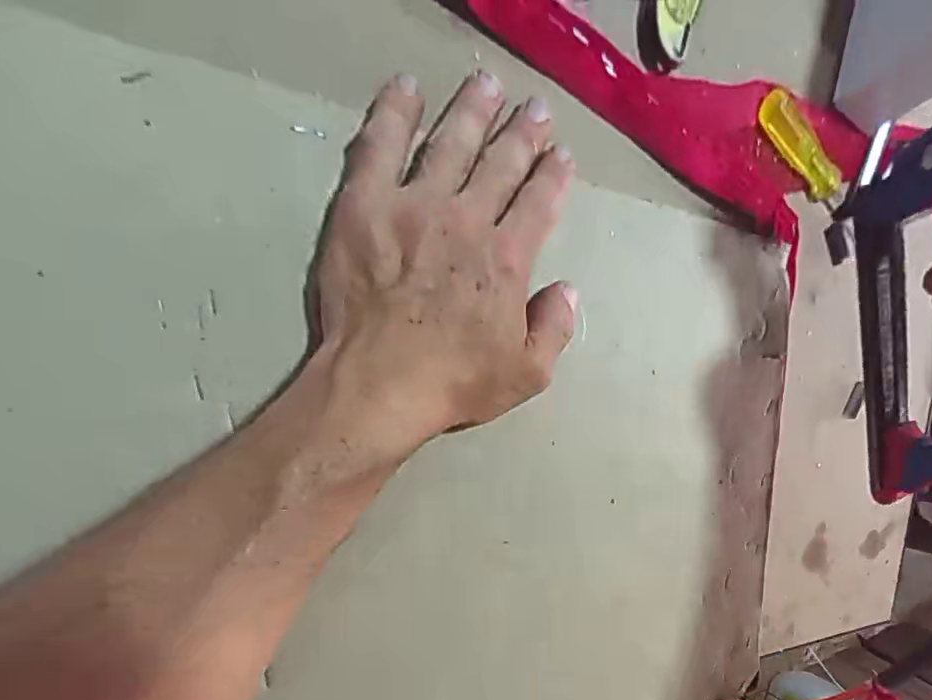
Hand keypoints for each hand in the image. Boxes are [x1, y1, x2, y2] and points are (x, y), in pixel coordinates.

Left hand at [307, 72, 578, 457]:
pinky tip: (407, 89)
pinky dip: (396, 112)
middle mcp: (467, 219)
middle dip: (522, 132)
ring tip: (486, 84)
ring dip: (472, 110)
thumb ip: (554, 328)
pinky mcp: (364, 204)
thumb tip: (568, 289)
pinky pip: (381, 145)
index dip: (554, 175)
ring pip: (450, 141)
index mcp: (507, 258)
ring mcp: (414, 205)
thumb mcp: (527, 373)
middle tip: (535, 109)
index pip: (539, 202)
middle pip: (500, 162)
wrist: (380, 384)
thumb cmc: (456, 383)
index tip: (561, 156)